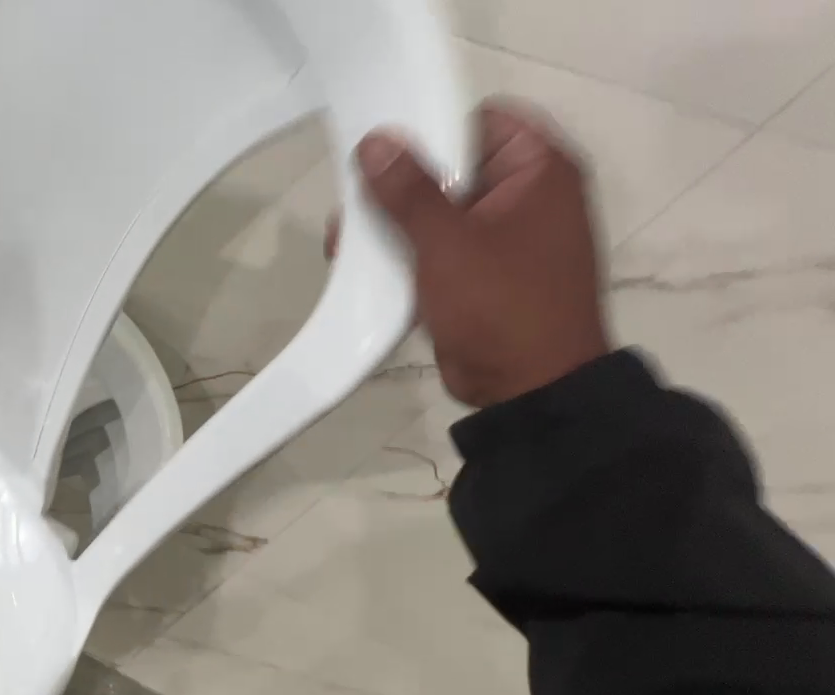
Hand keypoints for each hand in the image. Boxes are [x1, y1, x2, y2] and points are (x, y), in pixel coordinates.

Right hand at [347, 100, 613, 408]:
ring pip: (433, 212)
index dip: (430, 133)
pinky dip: (401, 256)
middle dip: (395, 191)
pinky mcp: (476, 273)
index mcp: (537, 170)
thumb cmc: (499, 304)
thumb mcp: (447, 242)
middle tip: (350, 217)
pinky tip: (365, 272)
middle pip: (448, 169)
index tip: (379, 161)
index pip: (480, 122)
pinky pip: (433, 249)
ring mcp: (499, 236)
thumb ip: (408, 191)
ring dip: (390, 228)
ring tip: (346, 250)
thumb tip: (374, 143)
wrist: (525, 384)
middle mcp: (522, 195)